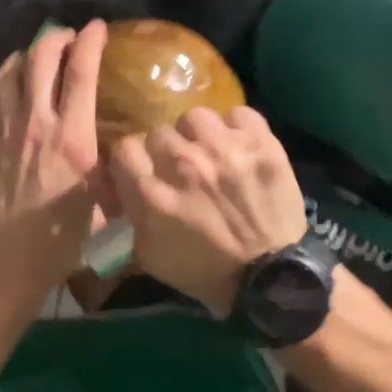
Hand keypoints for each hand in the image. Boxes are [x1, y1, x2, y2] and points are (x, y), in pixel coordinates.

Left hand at [0, 21, 108, 309]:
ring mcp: (7, 129)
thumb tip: (125, 158)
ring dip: (27, 55)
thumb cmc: (61, 239)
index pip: (81, 71)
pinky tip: (16, 92)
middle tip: (68, 36)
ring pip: (11, 71)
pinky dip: (8, 85)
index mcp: (74, 137)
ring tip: (39, 54)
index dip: (90, 42)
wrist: (7, 260)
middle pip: (41, 58)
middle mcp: (38, 123)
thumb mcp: (101, 204)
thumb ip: (112, 172)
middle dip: (56, 37)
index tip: (98, 28)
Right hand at [108, 106, 306, 313]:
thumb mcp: (149, 256)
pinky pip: (239, 114)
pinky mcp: (261, 144)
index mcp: (153, 194)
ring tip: (210, 153)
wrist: (271, 278)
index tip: (142, 172)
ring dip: (198, 135)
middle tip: (180, 169)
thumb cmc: (205, 271)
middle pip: (159, 132)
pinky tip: (239, 147)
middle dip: (165, 151)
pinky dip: (237, 128)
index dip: (131, 161)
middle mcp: (184, 164)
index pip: (124, 148)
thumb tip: (121, 189)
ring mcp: (225, 150)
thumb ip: (130, 215)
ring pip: (195, 117)